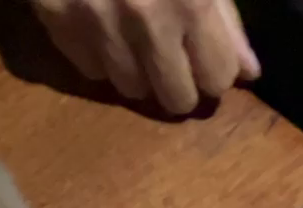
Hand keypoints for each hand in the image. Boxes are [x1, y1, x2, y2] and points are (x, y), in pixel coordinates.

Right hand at [30, 0, 260, 114]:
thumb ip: (226, 14)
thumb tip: (248, 72)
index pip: (217, 79)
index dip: (214, 68)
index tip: (206, 52)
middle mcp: (145, 19)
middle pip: (176, 99)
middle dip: (180, 81)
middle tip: (172, 53)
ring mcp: (96, 19)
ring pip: (131, 89)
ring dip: (138, 70)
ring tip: (133, 33)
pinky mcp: (54, 16)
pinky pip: (88, 68)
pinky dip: (97, 52)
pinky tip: (99, 20)